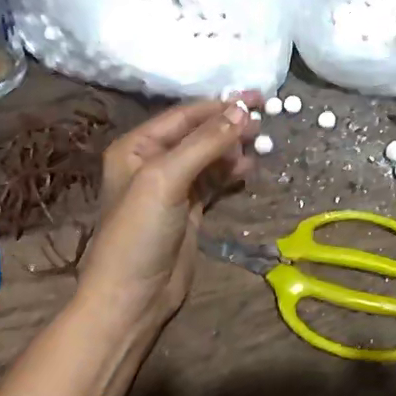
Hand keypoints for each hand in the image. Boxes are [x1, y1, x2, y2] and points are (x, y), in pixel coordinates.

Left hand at [77, 96, 259, 327]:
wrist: (131, 297)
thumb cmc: (139, 232)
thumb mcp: (166, 180)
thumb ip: (204, 143)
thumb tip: (242, 111)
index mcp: (136, 147)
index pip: (184, 116)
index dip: (219, 106)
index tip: (255, 98)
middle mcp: (152, 161)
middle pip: (198, 133)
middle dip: (229, 125)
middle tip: (264, 121)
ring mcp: (172, 187)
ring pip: (209, 156)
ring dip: (233, 148)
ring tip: (262, 144)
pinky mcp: (188, 209)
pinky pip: (214, 180)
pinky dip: (231, 172)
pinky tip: (249, 168)